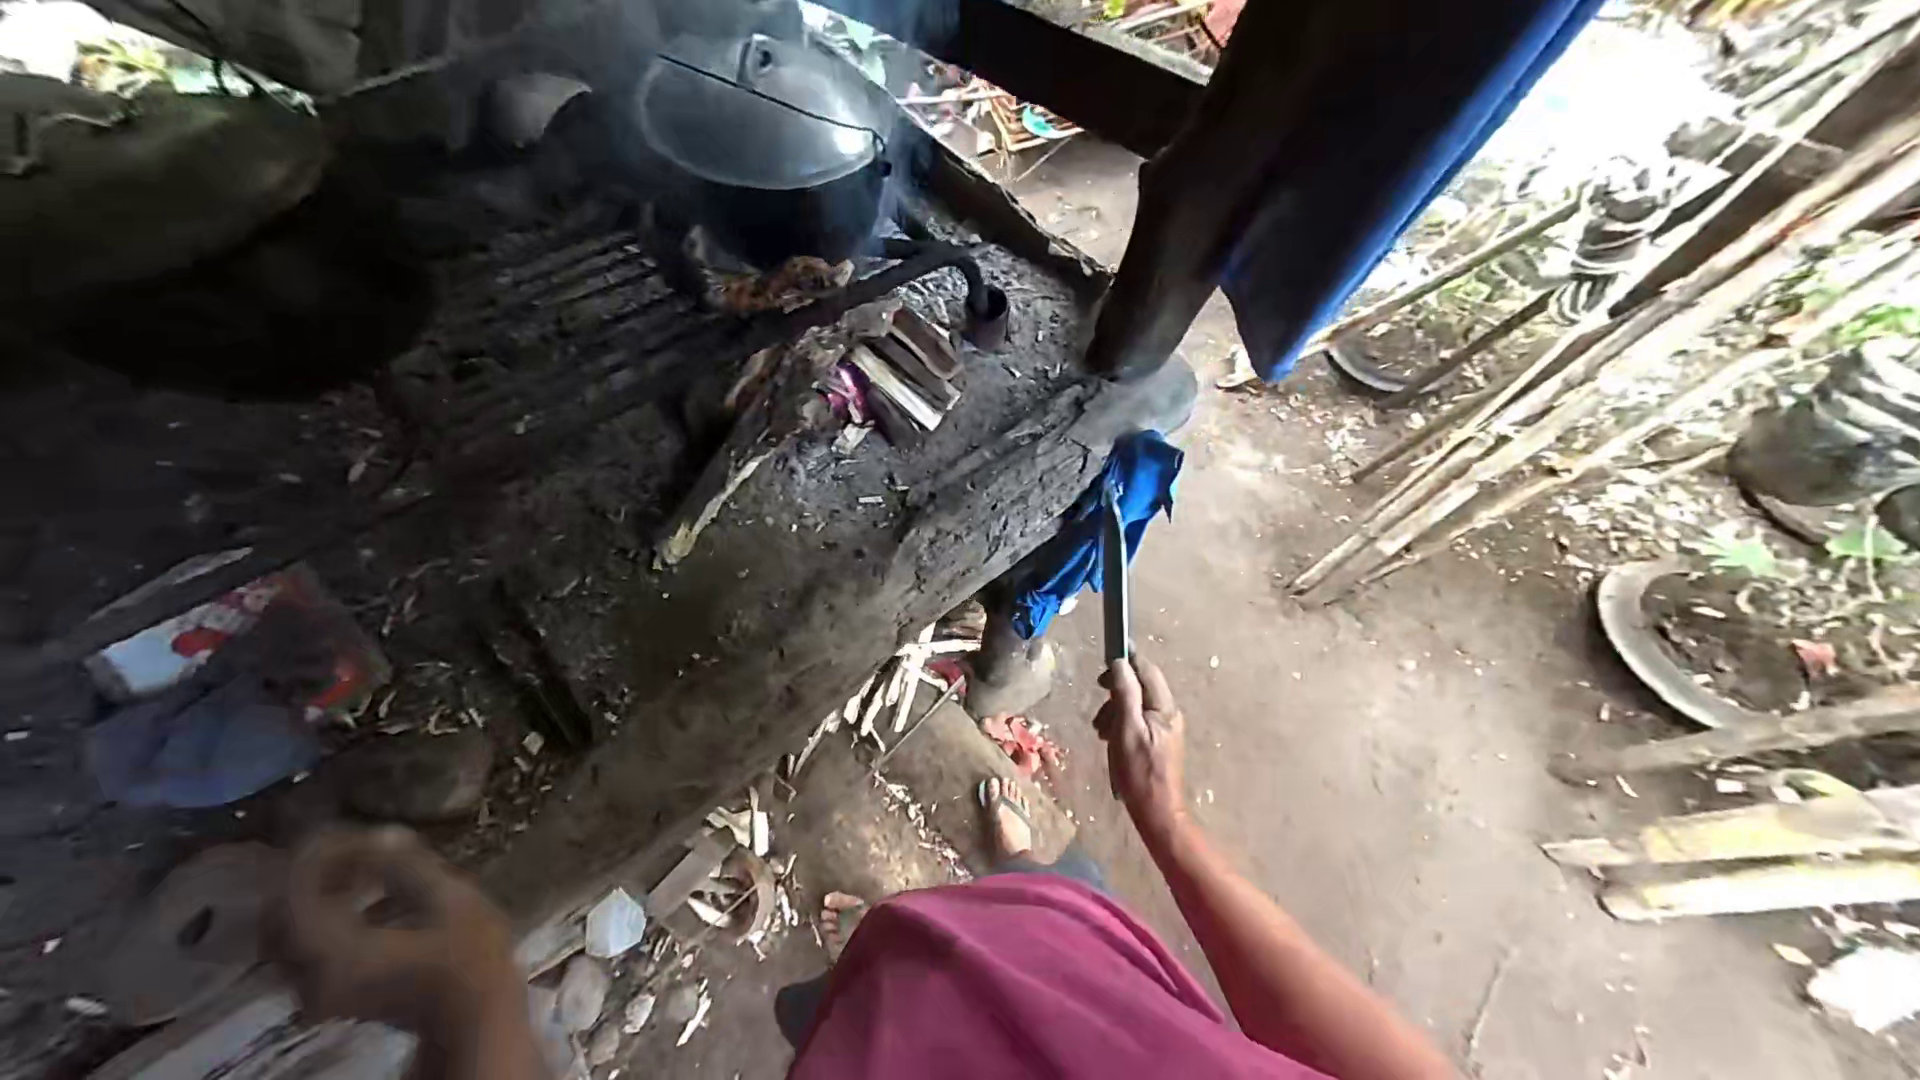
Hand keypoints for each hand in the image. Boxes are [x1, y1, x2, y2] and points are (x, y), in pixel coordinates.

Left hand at [273, 827, 520, 1035]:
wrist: (471, 1010)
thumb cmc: (469, 952)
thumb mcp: (450, 899)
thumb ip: (409, 867)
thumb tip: (381, 834)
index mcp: (339, 952)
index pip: (295, 900)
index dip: (313, 861)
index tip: (345, 831)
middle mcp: (311, 976)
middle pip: (280, 919)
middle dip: (309, 876)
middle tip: (353, 846)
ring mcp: (315, 989)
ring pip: (288, 935)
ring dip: (315, 895)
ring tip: (362, 866)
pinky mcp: (328, 992)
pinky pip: (305, 948)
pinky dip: (323, 915)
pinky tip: (366, 897)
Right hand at [1094, 656, 1186, 844]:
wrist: (1156, 812)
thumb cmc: (1139, 772)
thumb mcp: (1127, 729)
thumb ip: (1125, 693)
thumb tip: (1120, 663)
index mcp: (1165, 708)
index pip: (1147, 670)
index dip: (1127, 660)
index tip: (1106, 657)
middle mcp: (1169, 713)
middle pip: (1140, 685)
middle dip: (1116, 691)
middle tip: (1099, 705)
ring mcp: (1164, 727)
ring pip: (1135, 703)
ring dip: (1115, 710)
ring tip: (1103, 731)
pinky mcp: (1157, 739)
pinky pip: (1136, 719)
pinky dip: (1120, 723)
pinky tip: (1110, 738)